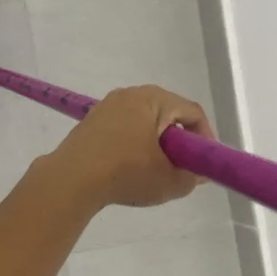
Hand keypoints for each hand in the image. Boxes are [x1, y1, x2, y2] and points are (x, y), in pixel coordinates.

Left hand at [46, 85, 212, 208]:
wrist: (72, 178)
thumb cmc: (126, 173)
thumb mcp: (171, 181)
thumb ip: (193, 176)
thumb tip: (198, 172)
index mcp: (153, 99)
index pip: (192, 112)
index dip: (205, 137)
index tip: (205, 162)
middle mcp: (129, 94)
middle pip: (167, 112)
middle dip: (180, 139)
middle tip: (183, 165)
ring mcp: (107, 105)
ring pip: (143, 120)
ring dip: (155, 141)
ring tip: (156, 168)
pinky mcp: (91, 119)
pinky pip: (123, 126)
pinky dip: (133, 142)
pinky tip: (130, 166)